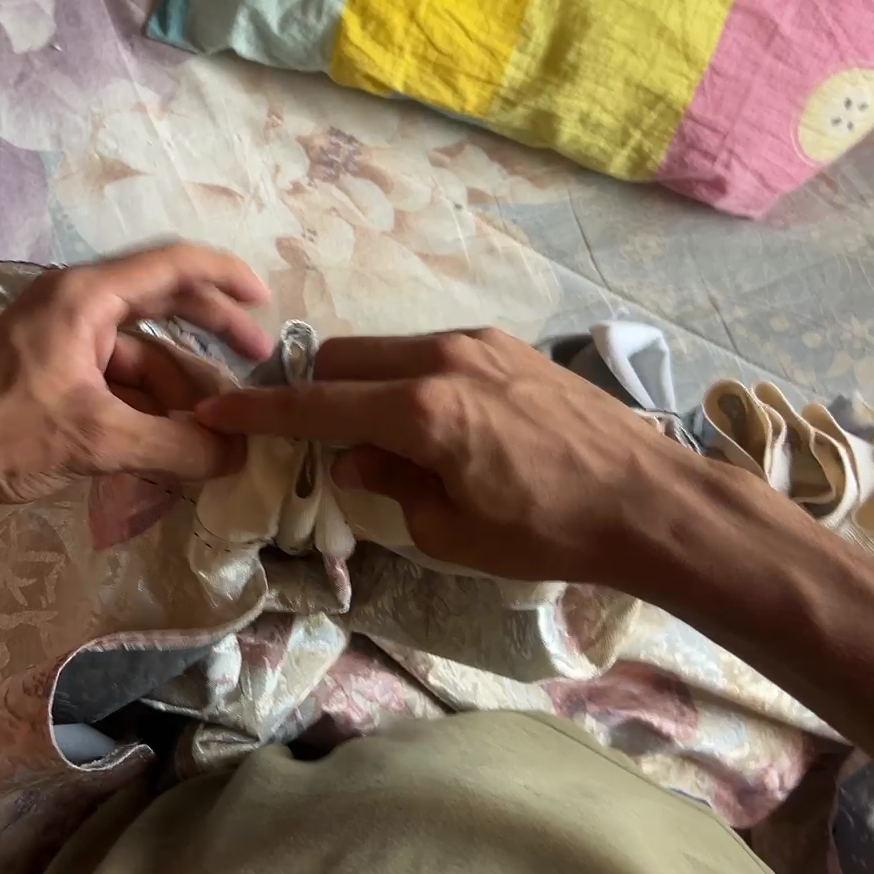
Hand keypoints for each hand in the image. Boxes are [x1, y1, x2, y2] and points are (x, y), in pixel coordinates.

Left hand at [0, 244, 273, 524]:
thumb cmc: (3, 435)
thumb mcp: (98, 440)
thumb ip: (175, 447)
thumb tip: (235, 458)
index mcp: (84, 296)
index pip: (170, 264)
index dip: (224, 275)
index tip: (264, 297)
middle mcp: (75, 303)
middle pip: (161, 303)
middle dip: (211, 330)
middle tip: (256, 357)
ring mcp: (62, 336)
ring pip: (139, 351)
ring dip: (176, 386)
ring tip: (210, 429)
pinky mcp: (53, 368)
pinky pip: (114, 376)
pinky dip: (145, 403)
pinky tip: (169, 439)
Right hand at [194, 328, 702, 583]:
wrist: (657, 502)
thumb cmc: (550, 531)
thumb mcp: (451, 531)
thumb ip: (387, 485)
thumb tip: (353, 458)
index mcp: (422, 411)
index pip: (316, 405)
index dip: (260, 410)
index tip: (217, 410)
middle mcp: (441, 359)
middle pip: (340, 357)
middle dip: (310, 390)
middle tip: (309, 432)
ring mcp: (475, 342)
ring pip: (381, 349)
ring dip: (358, 383)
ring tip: (376, 429)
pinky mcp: (502, 343)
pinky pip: (424, 349)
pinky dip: (400, 376)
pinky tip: (428, 415)